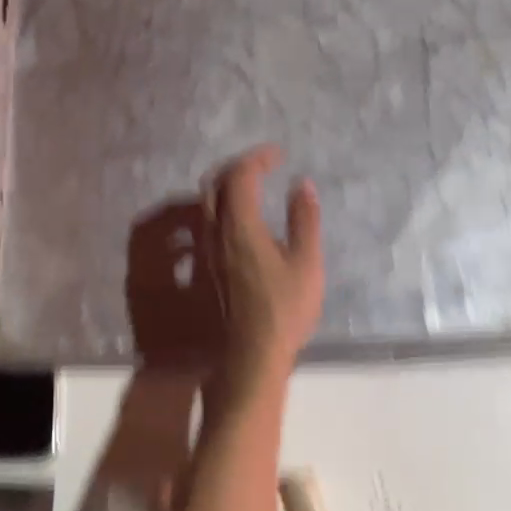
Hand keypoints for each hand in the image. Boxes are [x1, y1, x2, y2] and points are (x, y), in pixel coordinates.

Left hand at [202, 145, 323, 375]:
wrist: (249, 355)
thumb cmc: (284, 310)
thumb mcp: (307, 264)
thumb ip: (304, 220)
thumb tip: (302, 185)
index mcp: (239, 226)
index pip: (240, 175)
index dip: (258, 158)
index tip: (279, 155)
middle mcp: (214, 232)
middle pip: (215, 183)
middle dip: (237, 167)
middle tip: (263, 166)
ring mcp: (205, 251)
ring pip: (205, 203)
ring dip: (226, 186)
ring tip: (252, 188)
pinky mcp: (203, 267)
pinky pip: (205, 222)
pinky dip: (221, 207)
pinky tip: (240, 222)